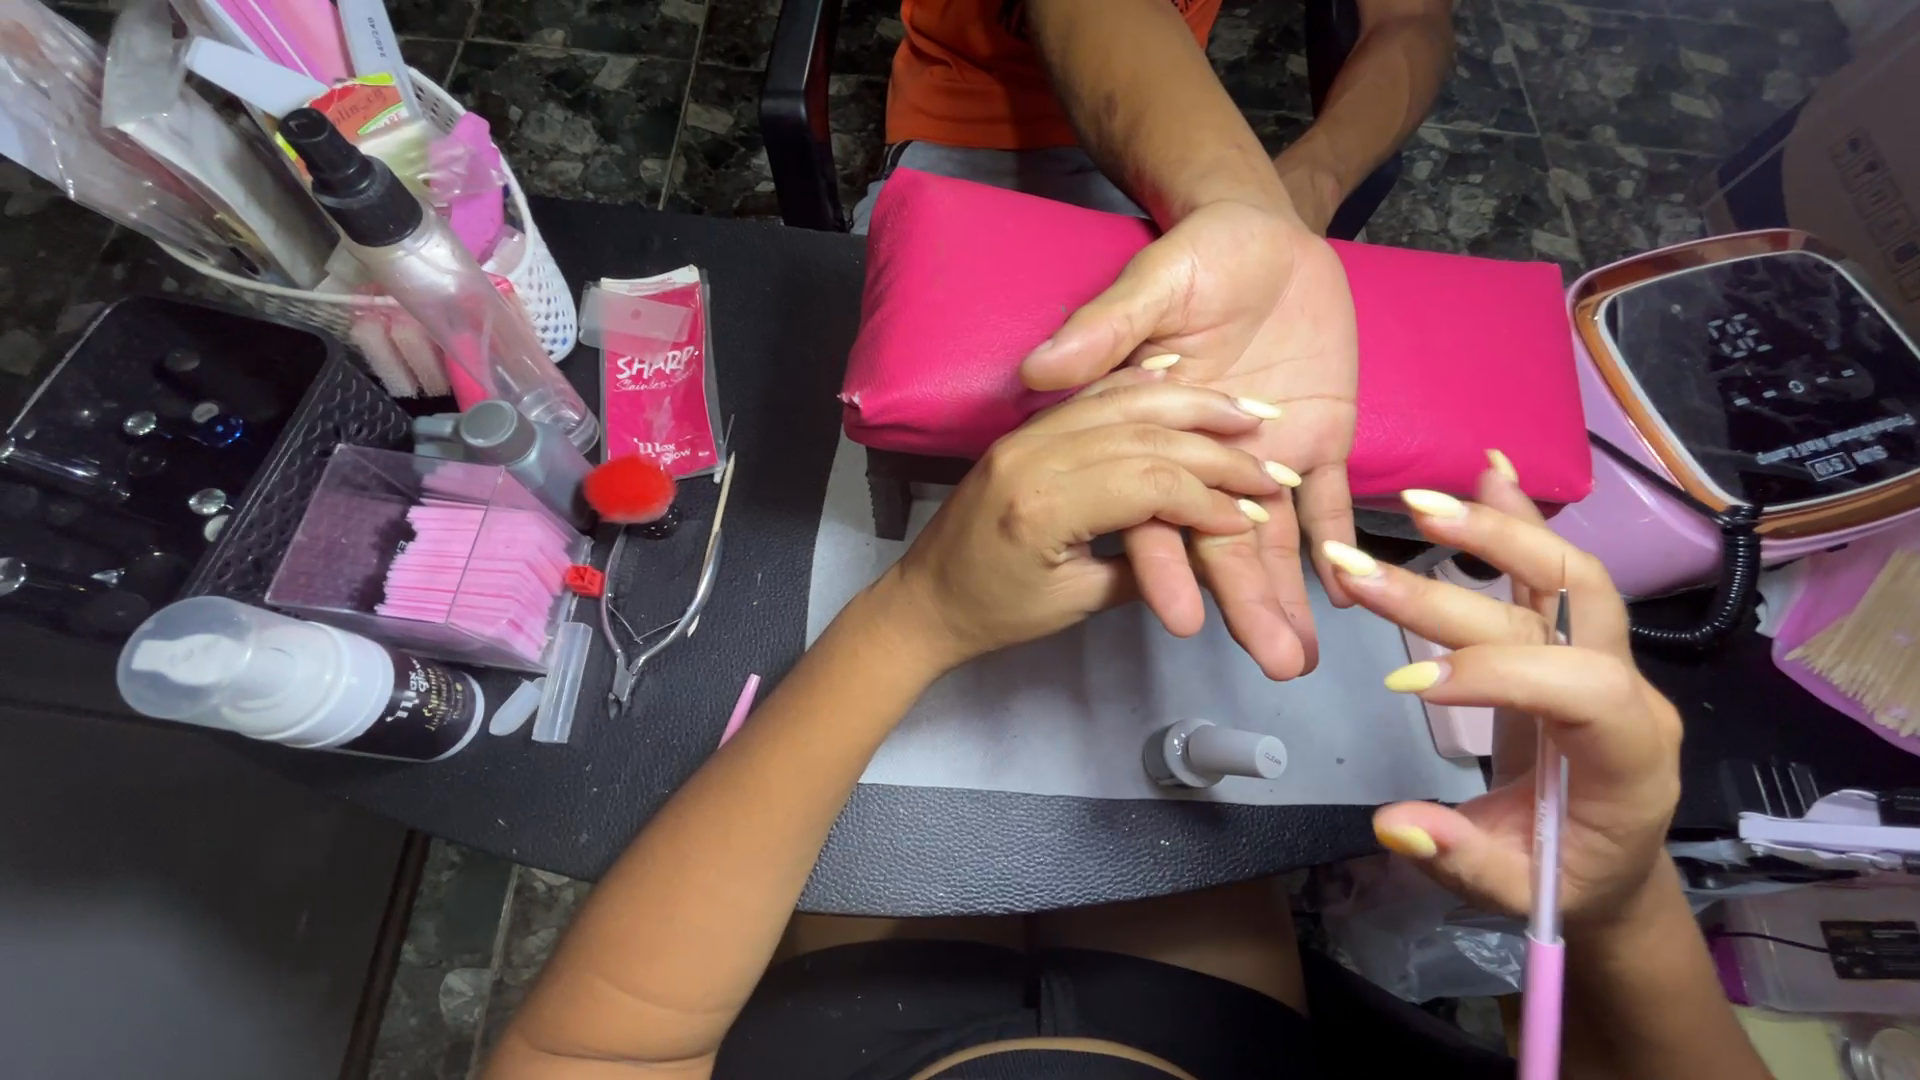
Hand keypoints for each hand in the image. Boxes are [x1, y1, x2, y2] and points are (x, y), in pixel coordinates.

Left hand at [878, 381, 1284, 672]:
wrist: (924, 598)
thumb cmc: (995, 614)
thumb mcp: (1073, 603)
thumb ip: (1142, 572)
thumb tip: (1205, 552)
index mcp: (1044, 507)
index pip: (1149, 483)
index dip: (1208, 498)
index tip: (1250, 516)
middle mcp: (1032, 457)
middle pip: (1142, 435)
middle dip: (1214, 450)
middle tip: (1268, 463)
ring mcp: (1023, 437)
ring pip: (1120, 404)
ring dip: (1188, 406)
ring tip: (1245, 414)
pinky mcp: (1021, 431)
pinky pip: (1088, 397)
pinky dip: (1138, 388)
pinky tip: (1176, 382)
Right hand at [1020, 199, 1358, 680]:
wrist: (1263, 236)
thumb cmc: (1198, 255)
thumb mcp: (1152, 285)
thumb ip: (1104, 332)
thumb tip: (1038, 371)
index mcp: (1158, 435)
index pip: (1152, 508)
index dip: (1163, 560)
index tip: (1178, 617)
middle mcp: (1207, 461)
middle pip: (1216, 540)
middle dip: (1240, 602)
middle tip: (1272, 665)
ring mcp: (1264, 458)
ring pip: (1272, 535)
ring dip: (1287, 593)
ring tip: (1301, 656)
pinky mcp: (1317, 441)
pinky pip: (1330, 498)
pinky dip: (1339, 541)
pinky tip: (1347, 590)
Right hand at [1322, 462, 1681, 928]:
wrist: (1608, 859)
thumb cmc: (1561, 873)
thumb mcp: (1509, 886)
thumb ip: (1459, 856)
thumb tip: (1396, 823)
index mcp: (1628, 756)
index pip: (1578, 689)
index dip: (1493, 674)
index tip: (1404, 685)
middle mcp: (1625, 691)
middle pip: (1555, 612)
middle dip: (1448, 589)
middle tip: (1355, 567)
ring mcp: (1600, 657)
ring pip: (1564, 574)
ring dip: (1492, 530)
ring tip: (1419, 502)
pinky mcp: (1567, 642)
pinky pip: (1551, 572)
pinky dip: (1518, 519)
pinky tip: (1490, 474)